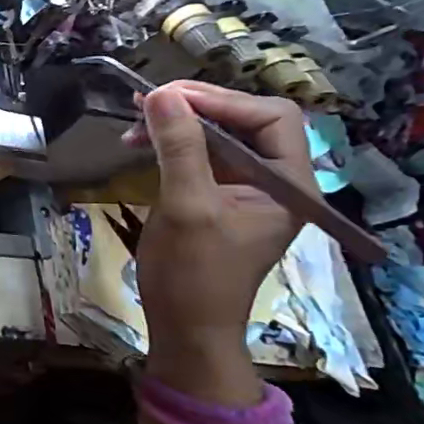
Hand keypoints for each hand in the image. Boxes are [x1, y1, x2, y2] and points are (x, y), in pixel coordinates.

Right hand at [125, 81, 309, 384]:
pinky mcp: (216, 196)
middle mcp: (274, 180)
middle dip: (197, 107)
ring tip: (135, 119)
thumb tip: (160, 94)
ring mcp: (244, 188)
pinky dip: (170, 143)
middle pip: (244, 121)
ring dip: (178, 123)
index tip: (172, 96)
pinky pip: (198, 155)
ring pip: (217, 135)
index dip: (224, 101)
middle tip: (149, 100)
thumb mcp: (187, 207)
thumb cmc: (195, 275)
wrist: (186, 329)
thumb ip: (179, 149)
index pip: (271, 118)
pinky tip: (139, 142)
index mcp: (288, 183)